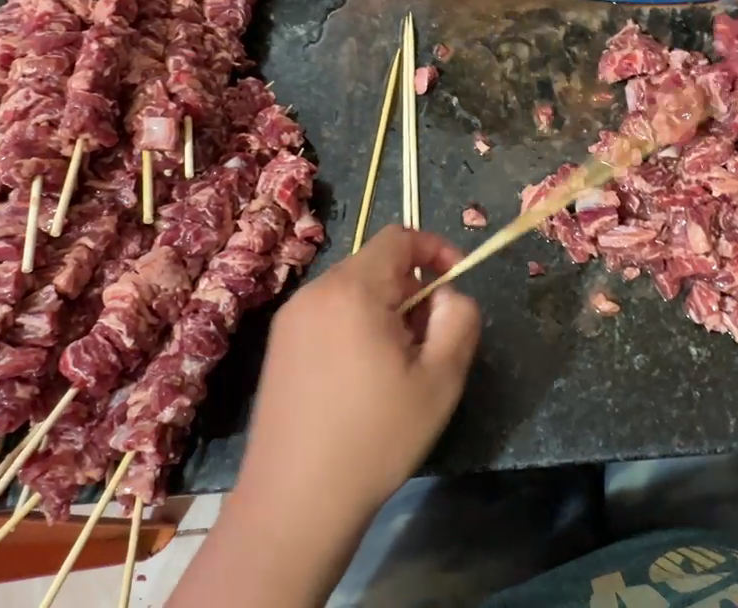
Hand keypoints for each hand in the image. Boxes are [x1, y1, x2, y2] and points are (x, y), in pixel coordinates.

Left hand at [236, 227, 480, 524]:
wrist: (294, 501)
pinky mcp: (278, 348)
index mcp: (353, 289)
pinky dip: (355, 327)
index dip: (436, 250)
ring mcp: (290, 320)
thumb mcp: (441, 379)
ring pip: (353, 291)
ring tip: (397, 366)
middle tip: (429, 340)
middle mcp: (315, 292)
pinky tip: (361, 380)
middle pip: (376, 264)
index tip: (455, 286)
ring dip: (385, 310)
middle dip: (412, 290)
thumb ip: (459, 320)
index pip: (399, 237)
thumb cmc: (375, 436)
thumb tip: (447, 296)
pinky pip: (328, 314)